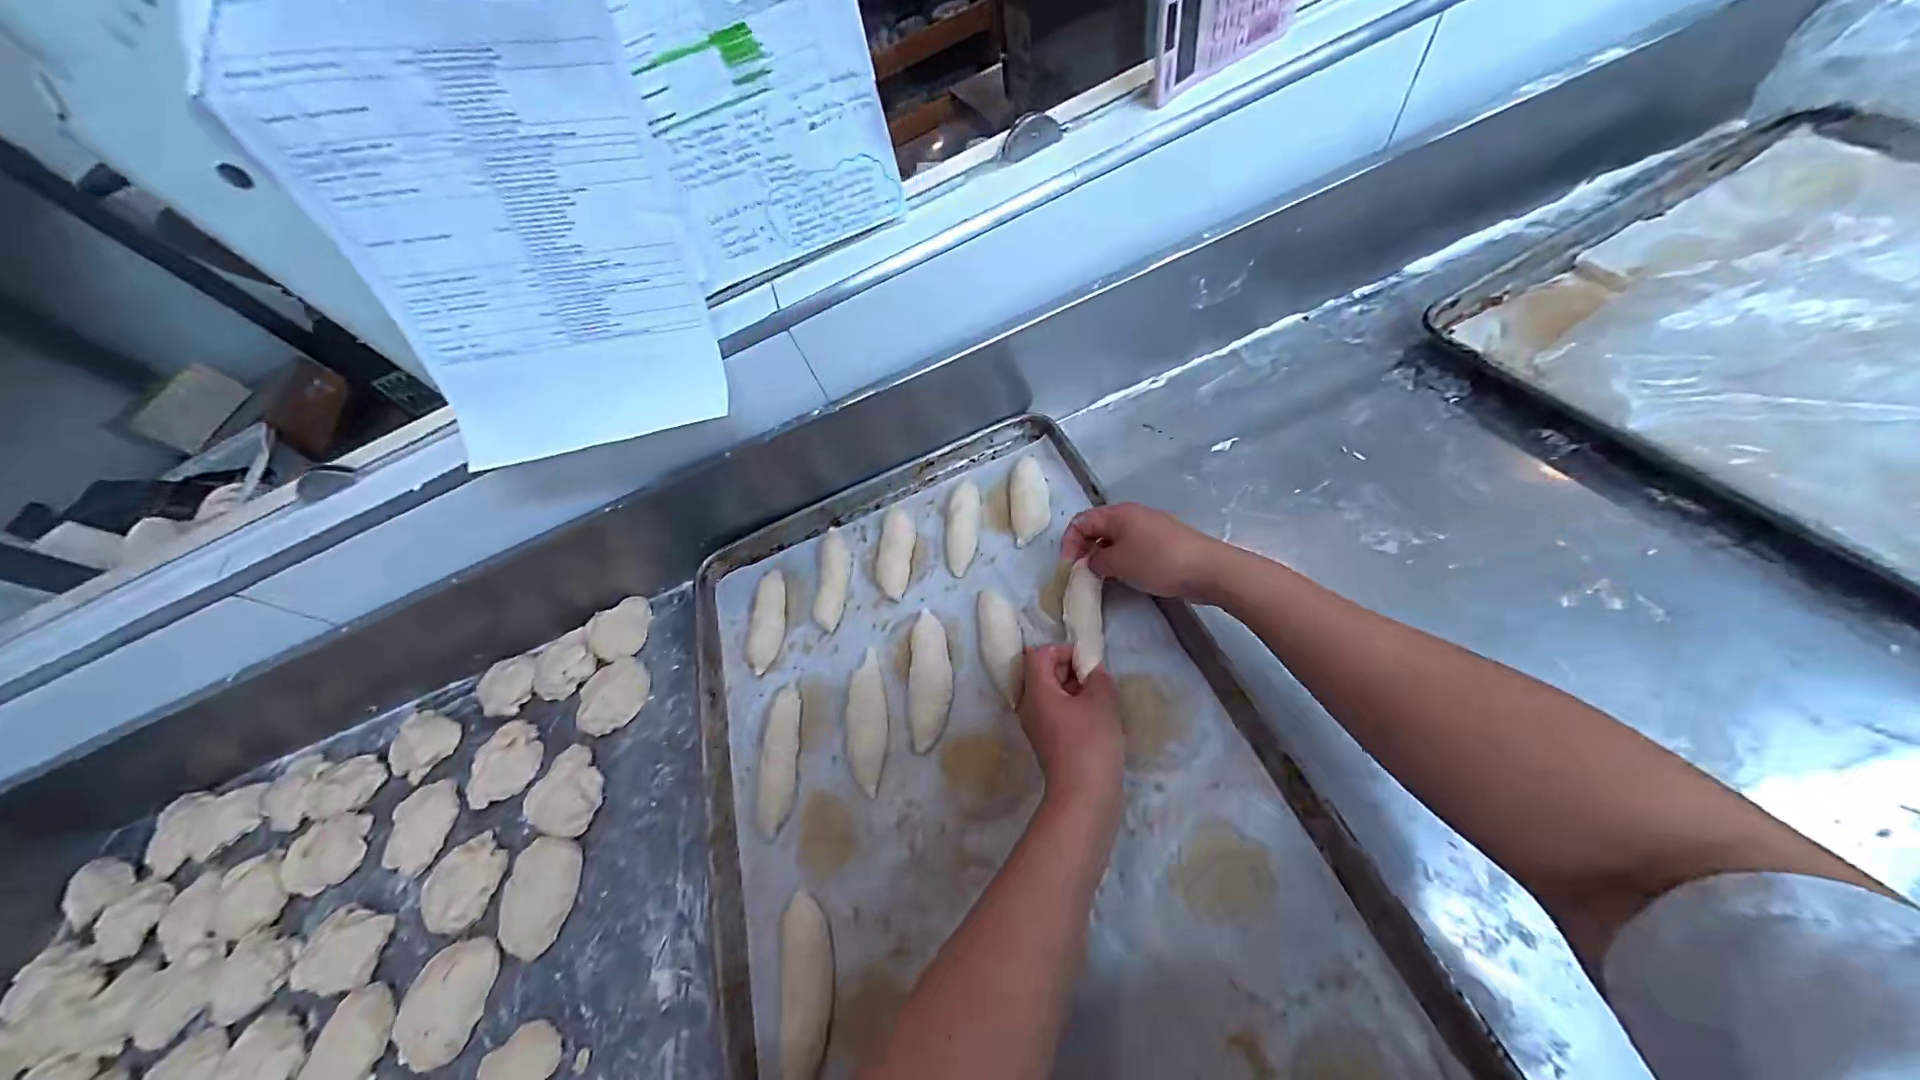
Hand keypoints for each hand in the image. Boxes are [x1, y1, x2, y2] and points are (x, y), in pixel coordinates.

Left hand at [1016, 645, 1122, 808]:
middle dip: (1068, 669)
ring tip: (1100, 698)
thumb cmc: (1090, 741)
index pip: (1038, 655)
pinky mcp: (1047, 742)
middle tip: (1095, 679)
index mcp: (1035, 691)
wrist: (1084, 795)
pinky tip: (1096, 718)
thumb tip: (1093, 672)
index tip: (1087, 662)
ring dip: (1073, 690)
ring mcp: (1036, 726)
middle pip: (1041, 673)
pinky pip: (1055, 713)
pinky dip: (1072, 708)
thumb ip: (1098, 677)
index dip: (1062, 651)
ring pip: (1050, 695)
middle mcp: (1028, 706)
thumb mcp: (1101, 701)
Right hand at [1061, 503, 1232, 603]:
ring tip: (1100, 580)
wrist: (1208, 569)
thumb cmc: (1158, 561)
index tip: (1068, 567)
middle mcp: (1132, 515)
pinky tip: (1123, 578)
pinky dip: (1120, 561)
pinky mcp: (1162, 543)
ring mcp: (1149, 528)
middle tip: (1081, 574)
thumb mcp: (1118, 563)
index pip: (1081, 521)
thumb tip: (1091, 562)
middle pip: (1097, 529)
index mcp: (1117, 513)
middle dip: (1084, 550)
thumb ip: (1096, 561)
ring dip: (1102, 558)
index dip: (1069, 543)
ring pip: (1114, 540)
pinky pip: (1131, 548)